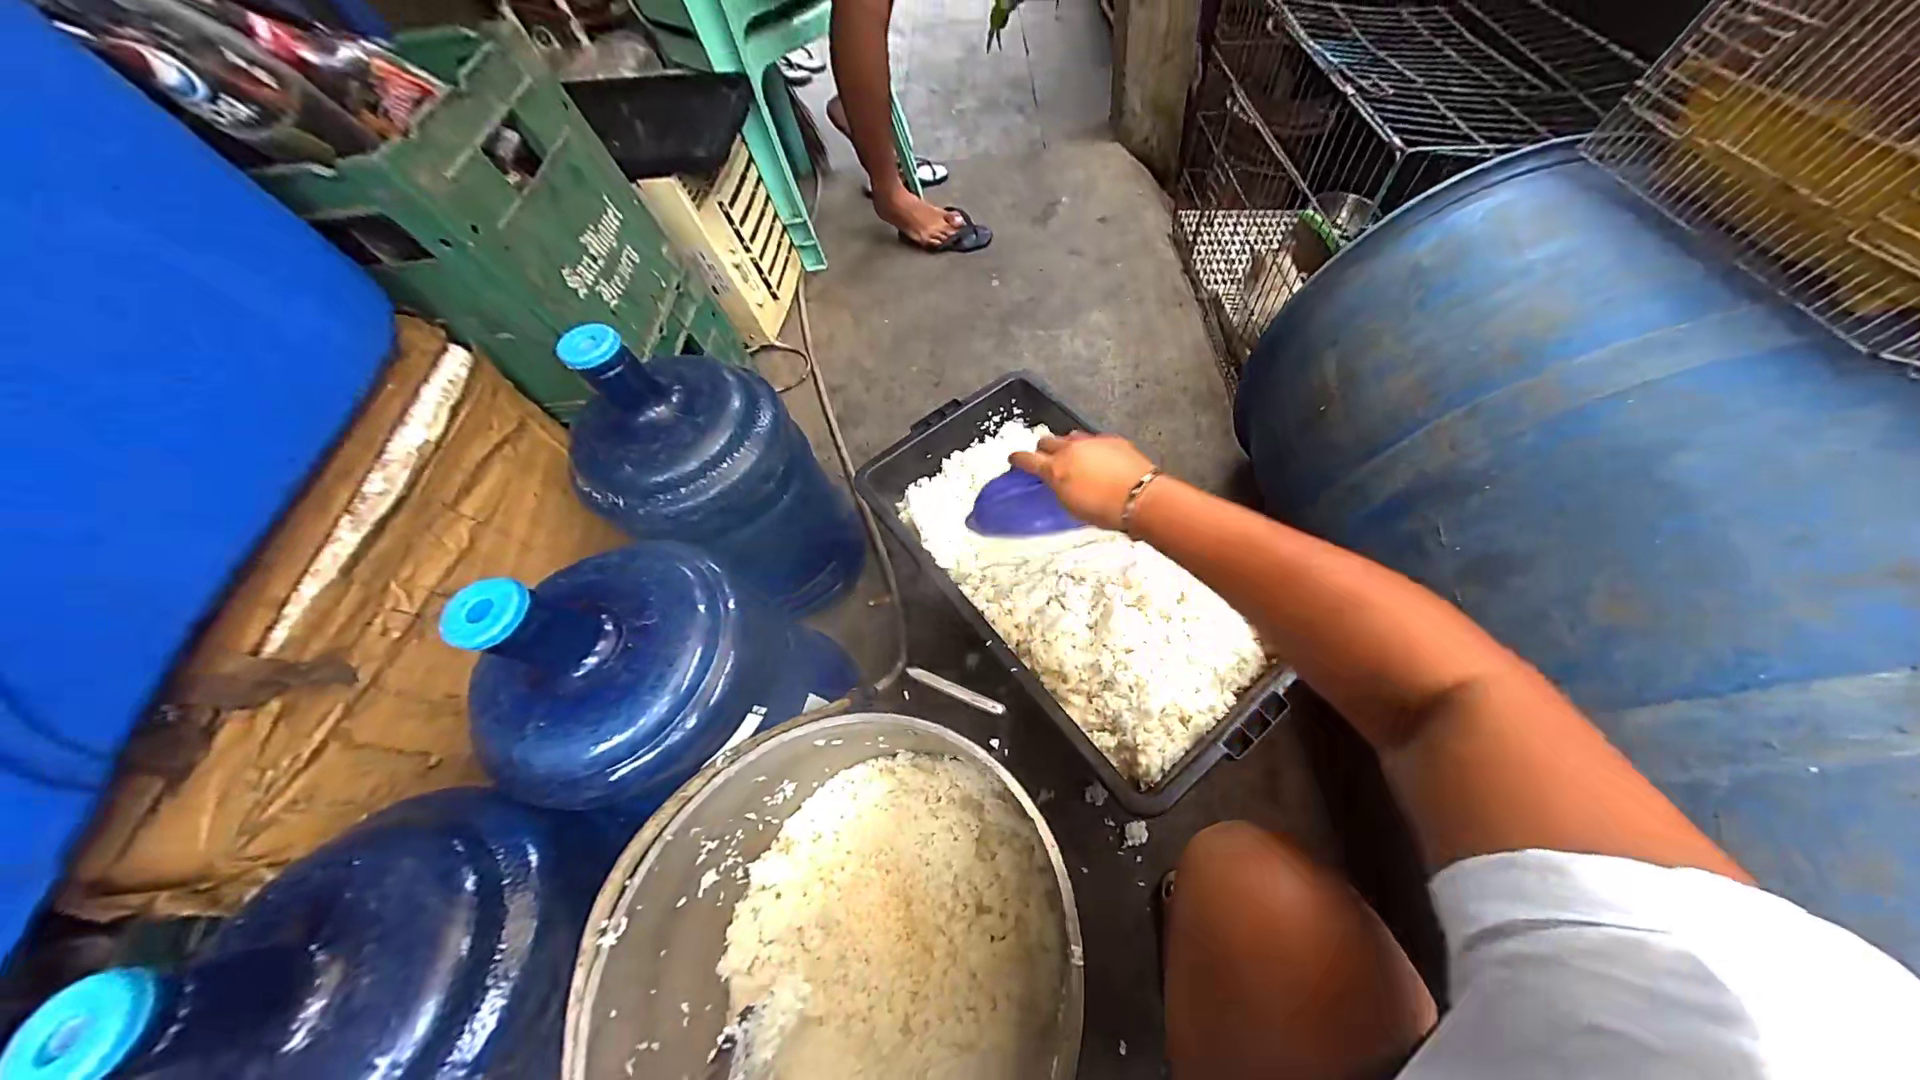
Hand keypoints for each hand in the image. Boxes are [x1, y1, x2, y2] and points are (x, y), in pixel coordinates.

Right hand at [1009, 432, 1157, 530]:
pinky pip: (1093, 440)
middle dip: (1043, 450)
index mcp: (1055, 468)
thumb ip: (1058, 488)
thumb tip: (1055, 482)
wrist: (1141, 497)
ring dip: (1067, 446)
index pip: (1027, 458)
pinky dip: (1090, 448)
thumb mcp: (1071, 506)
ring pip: (1070, 437)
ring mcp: (1091, 441)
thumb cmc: (1105, 510)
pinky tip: (1098, 460)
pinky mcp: (1111, 439)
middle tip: (1047, 460)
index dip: (1018, 459)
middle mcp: (1069, 449)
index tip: (1015, 459)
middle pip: (1047, 441)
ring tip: (1074, 459)